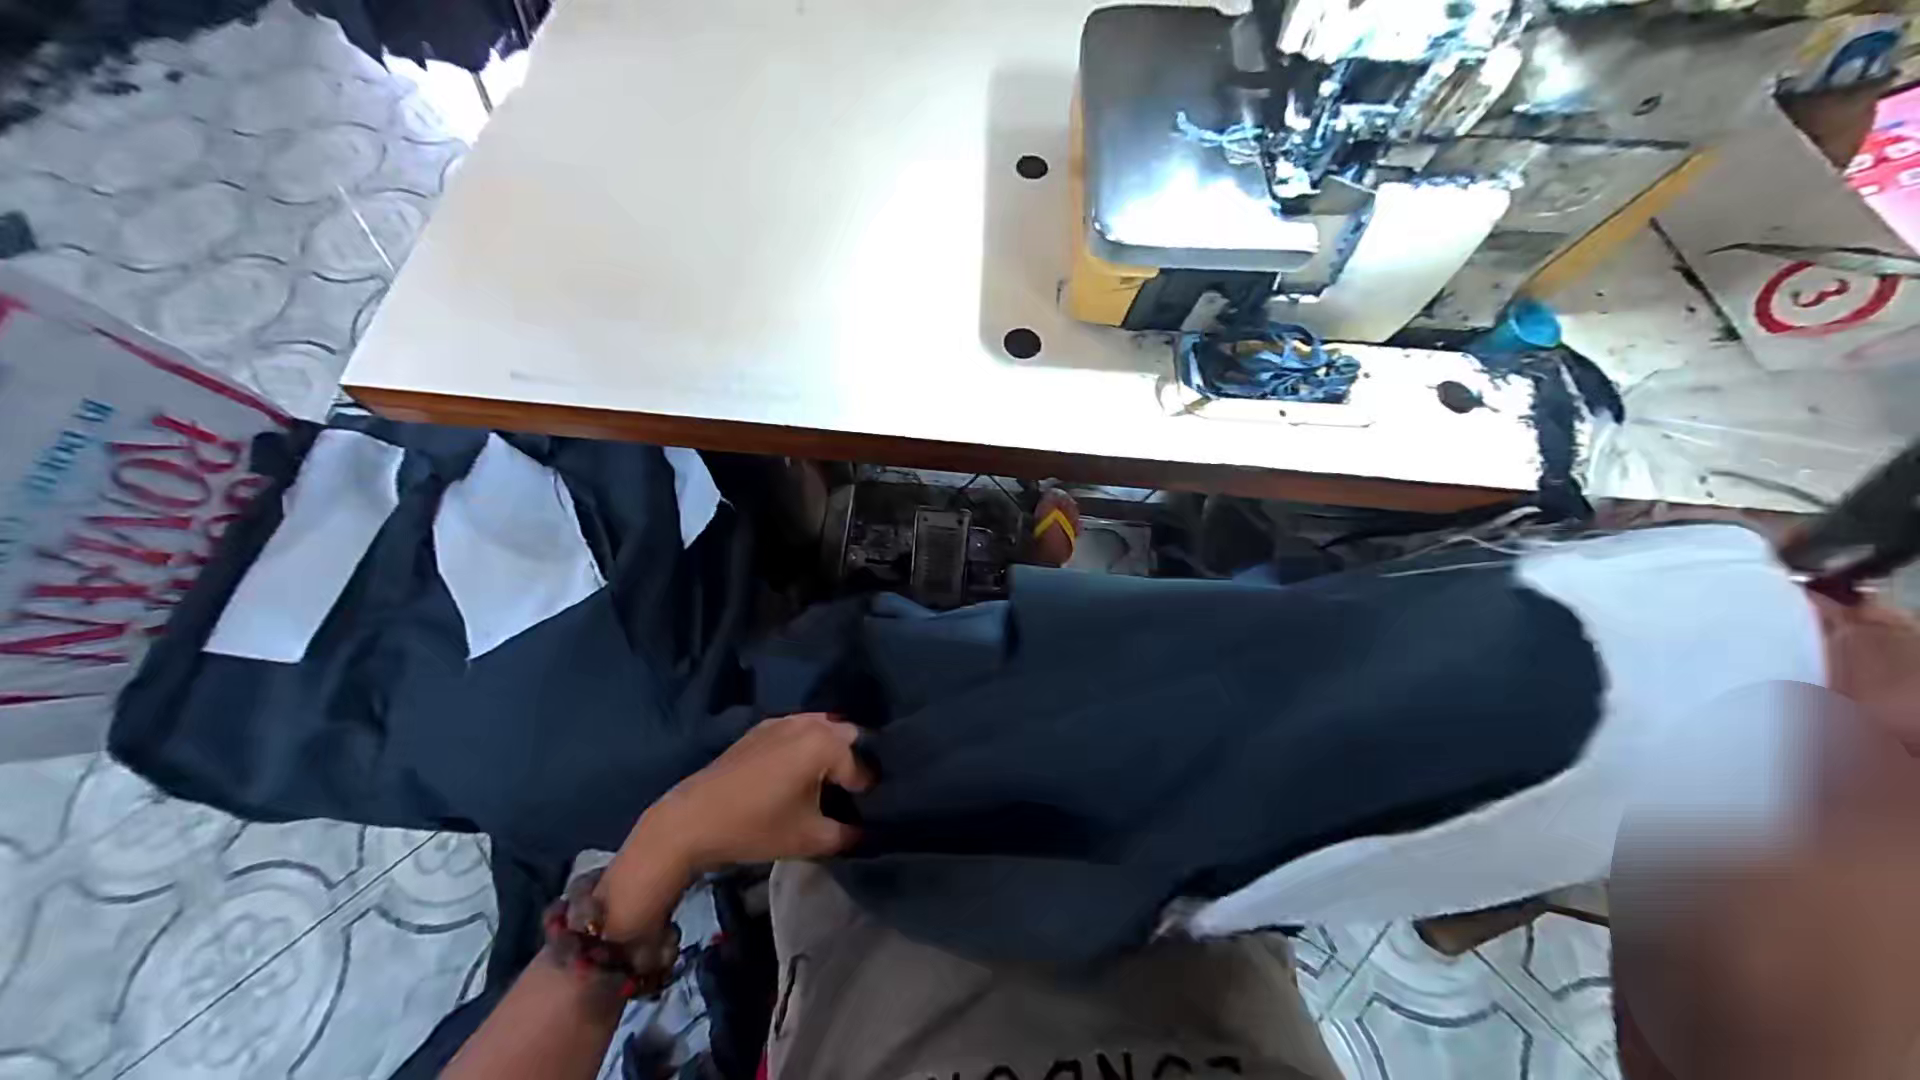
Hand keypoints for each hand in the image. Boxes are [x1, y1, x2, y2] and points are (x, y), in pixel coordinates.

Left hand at [621, 713, 873, 880]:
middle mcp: (809, 723)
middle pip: (848, 736)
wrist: (692, 820)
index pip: (863, 768)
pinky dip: (808, 743)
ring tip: (826, 781)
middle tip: (849, 793)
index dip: (867, 794)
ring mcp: (783, 721)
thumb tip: (866, 832)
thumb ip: (848, 835)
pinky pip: (799, 728)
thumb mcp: (810, 839)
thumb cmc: (756, 826)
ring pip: (824, 728)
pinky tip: (798, 770)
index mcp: (825, 745)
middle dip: (853, 761)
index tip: (864, 812)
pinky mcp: (762, 728)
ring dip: (831, 749)